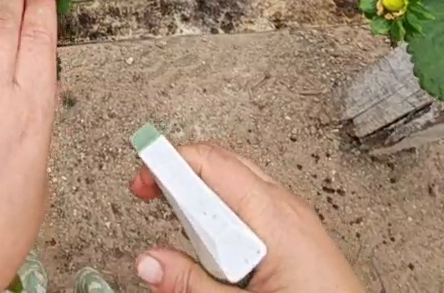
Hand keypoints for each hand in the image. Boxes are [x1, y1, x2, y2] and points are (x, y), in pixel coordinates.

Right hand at [130, 143, 364, 292]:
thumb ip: (191, 284)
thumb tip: (149, 261)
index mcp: (273, 217)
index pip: (208, 163)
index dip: (167, 163)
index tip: (140, 176)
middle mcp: (287, 209)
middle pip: (221, 164)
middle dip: (180, 175)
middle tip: (149, 195)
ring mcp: (299, 222)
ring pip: (238, 184)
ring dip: (204, 198)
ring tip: (183, 231)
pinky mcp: (303, 239)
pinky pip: (255, 207)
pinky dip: (226, 216)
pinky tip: (218, 249)